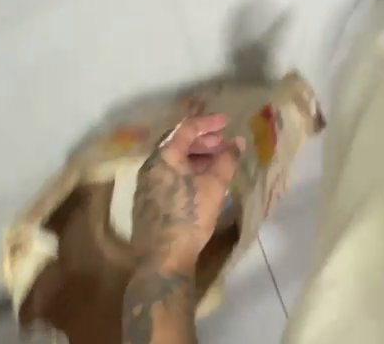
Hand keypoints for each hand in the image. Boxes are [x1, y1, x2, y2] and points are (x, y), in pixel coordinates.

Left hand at [130, 114, 244, 275]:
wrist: (163, 261)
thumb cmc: (189, 217)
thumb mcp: (214, 186)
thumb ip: (227, 159)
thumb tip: (238, 142)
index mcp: (164, 156)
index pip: (186, 128)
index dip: (208, 123)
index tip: (227, 122)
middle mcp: (150, 166)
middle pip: (177, 143)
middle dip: (202, 141)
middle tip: (222, 143)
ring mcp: (146, 185)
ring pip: (173, 160)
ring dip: (195, 157)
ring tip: (216, 163)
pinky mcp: (147, 202)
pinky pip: (168, 175)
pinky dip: (186, 171)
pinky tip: (201, 181)